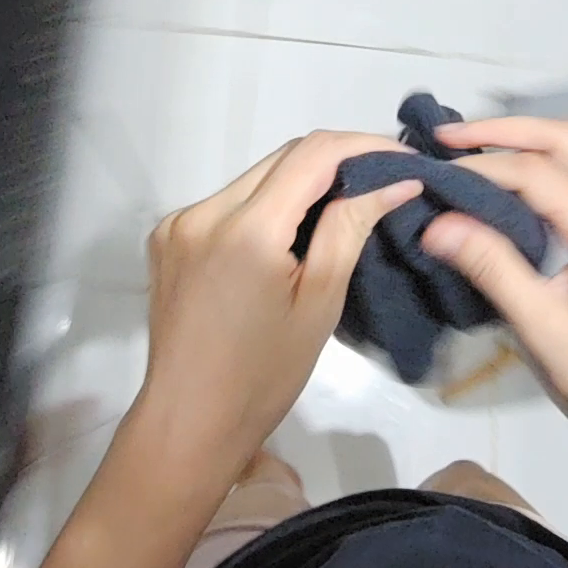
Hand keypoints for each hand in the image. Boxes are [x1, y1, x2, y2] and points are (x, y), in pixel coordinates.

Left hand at [138, 131, 419, 480]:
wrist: (189, 421)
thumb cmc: (264, 375)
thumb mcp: (320, 301)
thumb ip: (351, 226)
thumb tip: (396, 180)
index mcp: (245, 229)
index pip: (312, 154)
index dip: (362, 146)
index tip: (400, 158)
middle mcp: (203, 211)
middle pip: (282, 158)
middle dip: (336, 161)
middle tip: (381, 181)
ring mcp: (179, 221)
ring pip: (256, 176)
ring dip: (301, 182)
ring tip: (342, 206)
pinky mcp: (167, 235)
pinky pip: (229, 200)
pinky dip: (266, 203)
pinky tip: (288, 233)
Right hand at [420, 117, 567, 437]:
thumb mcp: (537, 325)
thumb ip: (490, 267)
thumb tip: (437, 224)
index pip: (541, 175)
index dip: (486, 166)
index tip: (440, 171)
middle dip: (506, 130)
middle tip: (451, 135)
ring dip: (534, 131)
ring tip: (483, 142)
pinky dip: (557, 147)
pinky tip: (525, 162)